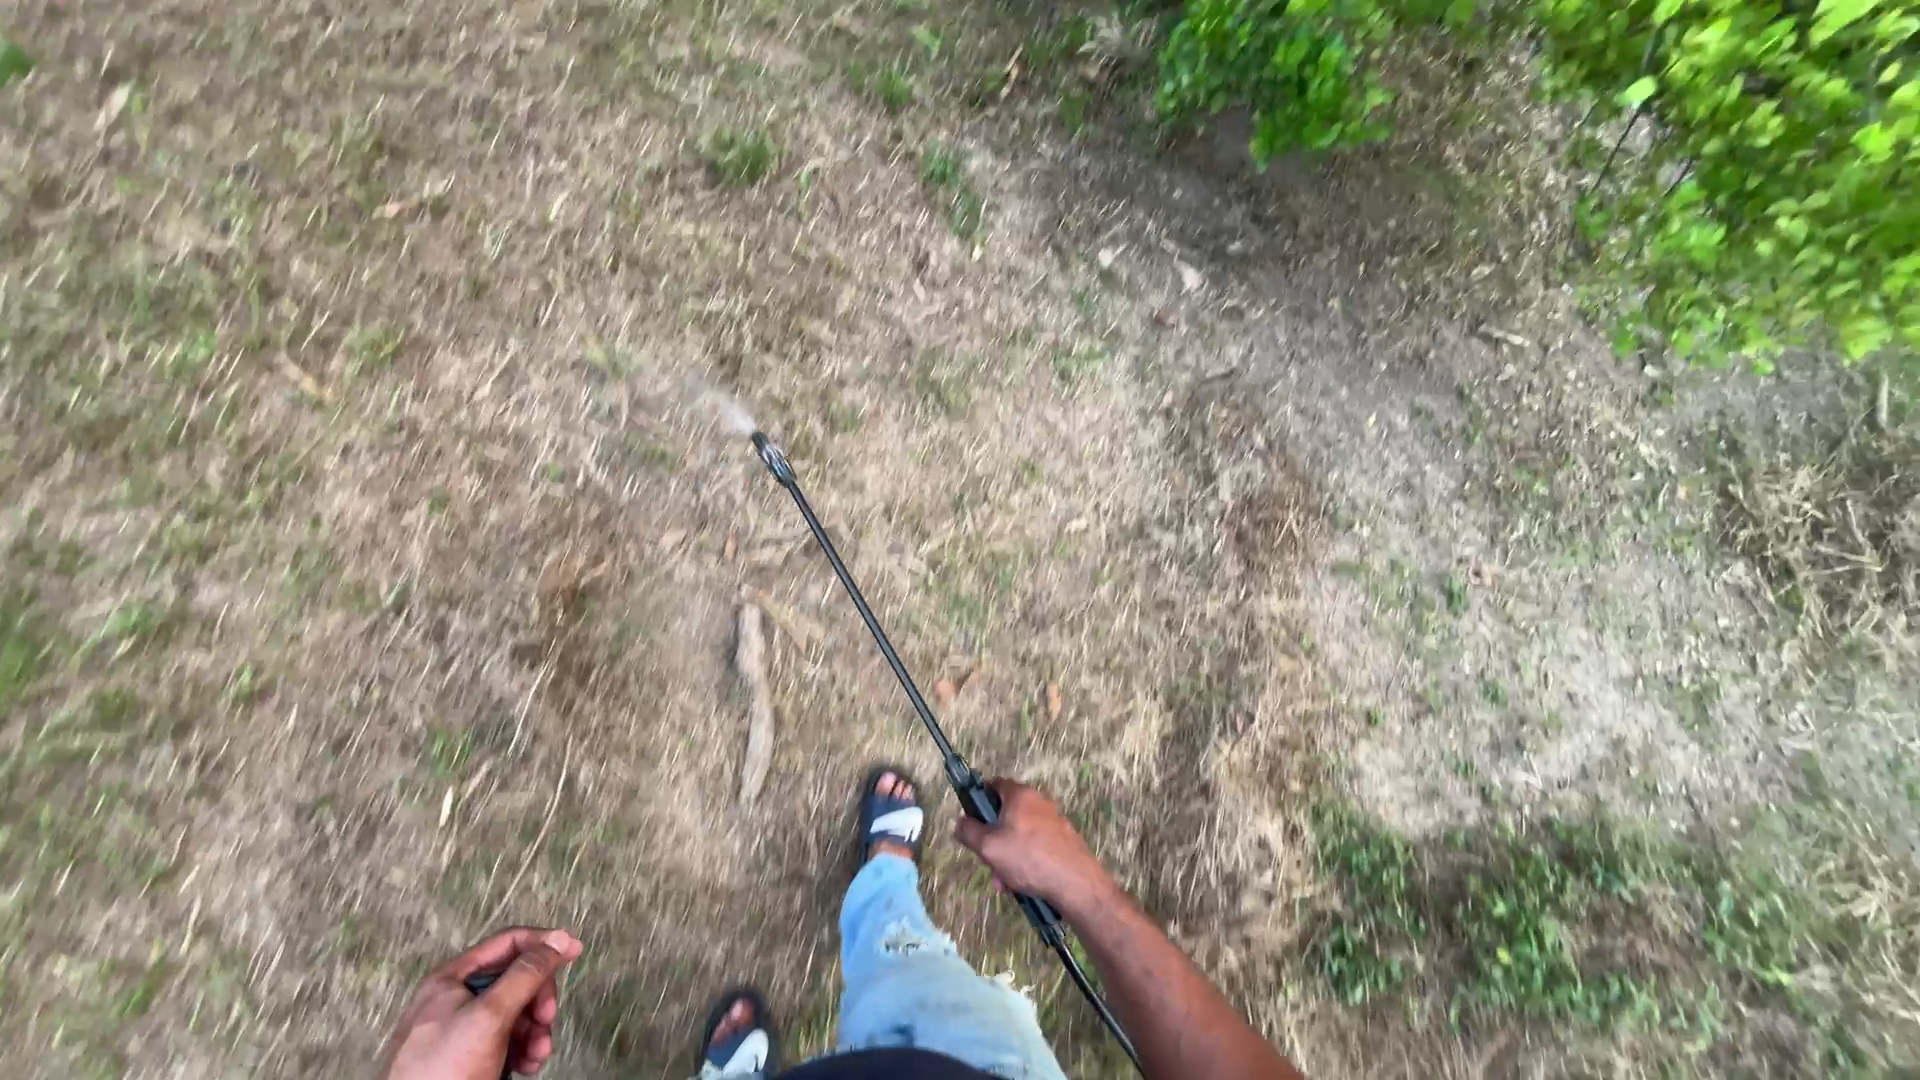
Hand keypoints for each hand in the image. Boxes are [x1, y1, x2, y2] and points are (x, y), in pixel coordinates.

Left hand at [380, 927, 583, 1079]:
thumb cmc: (445, 1070)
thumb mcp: (490, 1016)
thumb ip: (526, 974)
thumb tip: (560, 939)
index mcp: (452, 979)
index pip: (510, 941)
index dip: (545, 943)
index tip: (576, 952)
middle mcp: (455, 999)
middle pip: (516, 979)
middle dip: (539, 1000)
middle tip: (548, 1019)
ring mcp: (460, 1030)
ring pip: (516, 1012)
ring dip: (536, 1030)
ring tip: (538, 1054)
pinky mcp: (467, 1058)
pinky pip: (506, 1039)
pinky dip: (524, 1048)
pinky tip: (528, 1065)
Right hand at [952, 779, 1114, 915]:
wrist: (1076, 882)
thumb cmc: (1028, 858)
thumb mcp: (988, 847)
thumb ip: (968, 832)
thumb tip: (960, 822)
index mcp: (1019, 794)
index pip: (993, 785)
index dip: (978, 802)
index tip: (973, 824)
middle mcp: (1038, 801)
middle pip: (1006, 814)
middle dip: (993, 839)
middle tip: (989, 862)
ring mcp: (1054, 820)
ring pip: (1020, 834)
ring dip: (1008, 855)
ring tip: (1005, 882)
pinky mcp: (1064, 839)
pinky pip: (1036, 845)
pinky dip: (1026, 860)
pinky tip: (1023, 883)